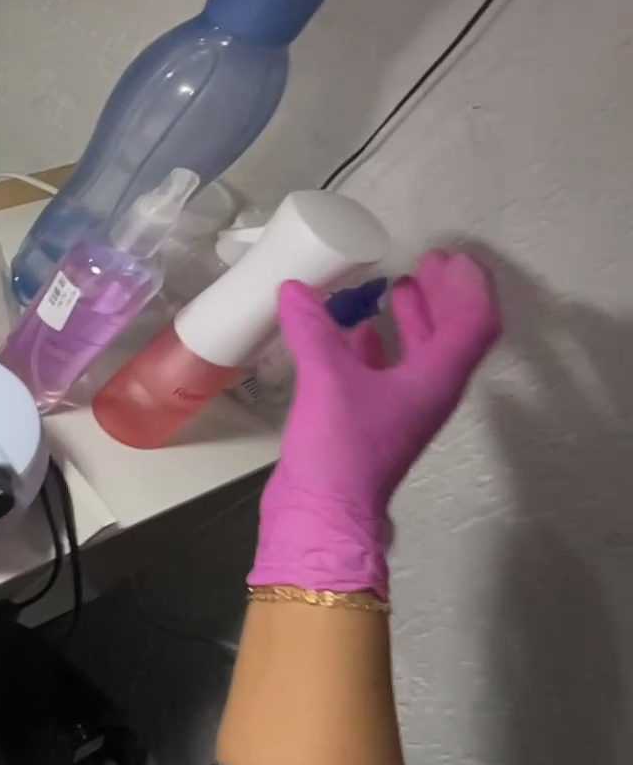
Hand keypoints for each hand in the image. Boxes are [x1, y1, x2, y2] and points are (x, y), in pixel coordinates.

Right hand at [249, 250, 501, 594]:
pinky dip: (370, 348)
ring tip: (389, 292)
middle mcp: (425, 391)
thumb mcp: (326, 382)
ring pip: (415, 354)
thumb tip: (294, 290)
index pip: (470, 323)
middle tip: (424, 265)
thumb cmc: (341, 447)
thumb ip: (312, 333)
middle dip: (440, 298)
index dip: (465, 287)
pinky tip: (349, 337)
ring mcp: (396, 408)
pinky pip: (380, 372)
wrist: (324, 506)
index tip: (448, 257)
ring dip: (409, 321)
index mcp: (434, 380)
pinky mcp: (366, 419)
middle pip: (448, 337)